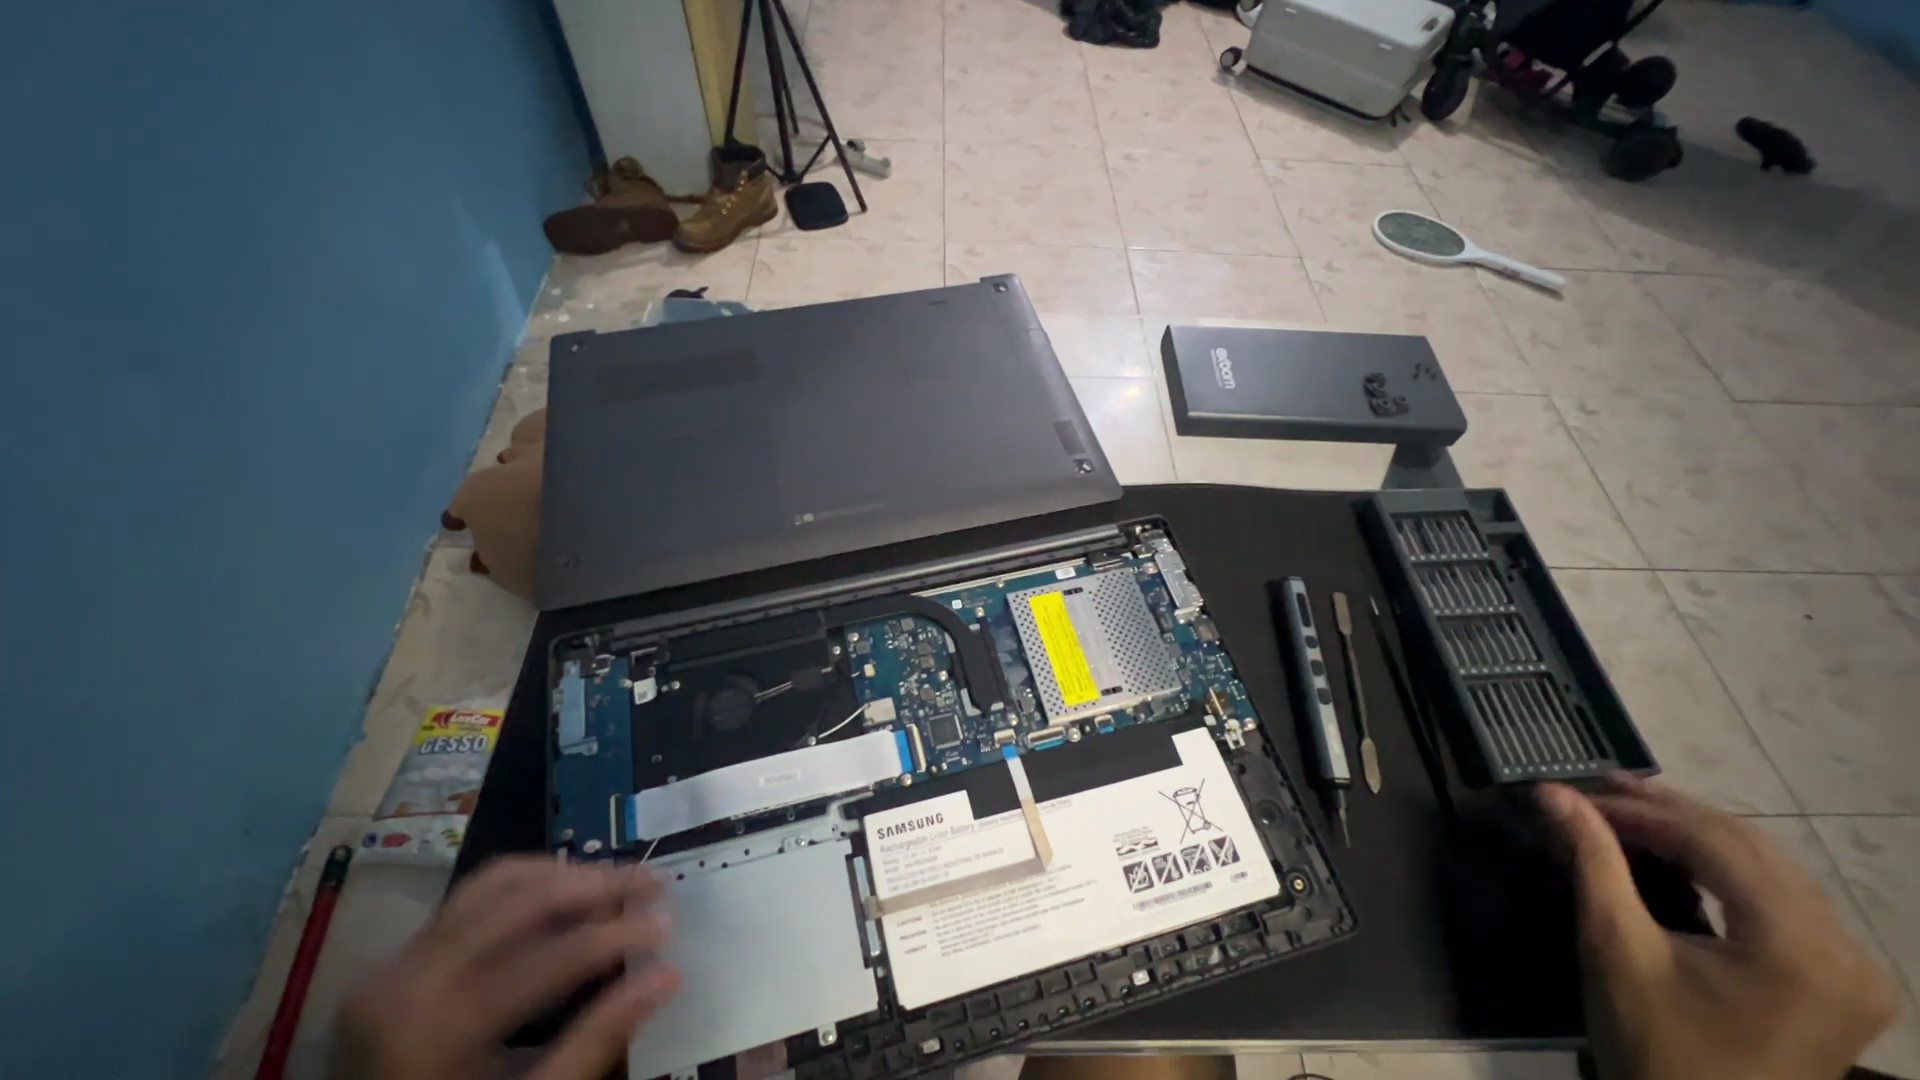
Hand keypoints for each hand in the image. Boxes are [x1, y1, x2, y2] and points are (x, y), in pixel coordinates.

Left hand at [335, 857, 678, 1079]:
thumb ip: (596, 1042)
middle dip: (597, 885)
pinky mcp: (392, 962)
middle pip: (522, 900)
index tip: (668, 923)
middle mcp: (408, 980)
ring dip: (562, 875)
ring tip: (613, 880)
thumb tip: (667, 977)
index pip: (550, 957)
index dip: (617, 934)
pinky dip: (523, 887)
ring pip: (493, 882)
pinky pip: (468, 900)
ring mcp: (393, 965)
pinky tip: (561, 895)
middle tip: (652, 881)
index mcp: (440, 1028)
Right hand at [1538, 775, 1895, 1079]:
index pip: (1717, 842)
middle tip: (1597, 791)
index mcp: (1798, 945)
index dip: (1641, 809)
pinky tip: (1678, 855)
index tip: (1576, 793)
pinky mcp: (1842, 979)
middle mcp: (1845, 949)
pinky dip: (1724, 867)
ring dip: (1695, 834)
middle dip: (1668, 812)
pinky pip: (1781, 897)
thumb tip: (1553, 792)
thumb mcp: (1615, 947)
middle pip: (1751, 847)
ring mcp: (1853, 966)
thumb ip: (1592, 860)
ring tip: (1626, 813)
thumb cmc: (1654, 1043)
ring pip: (1768, 866)